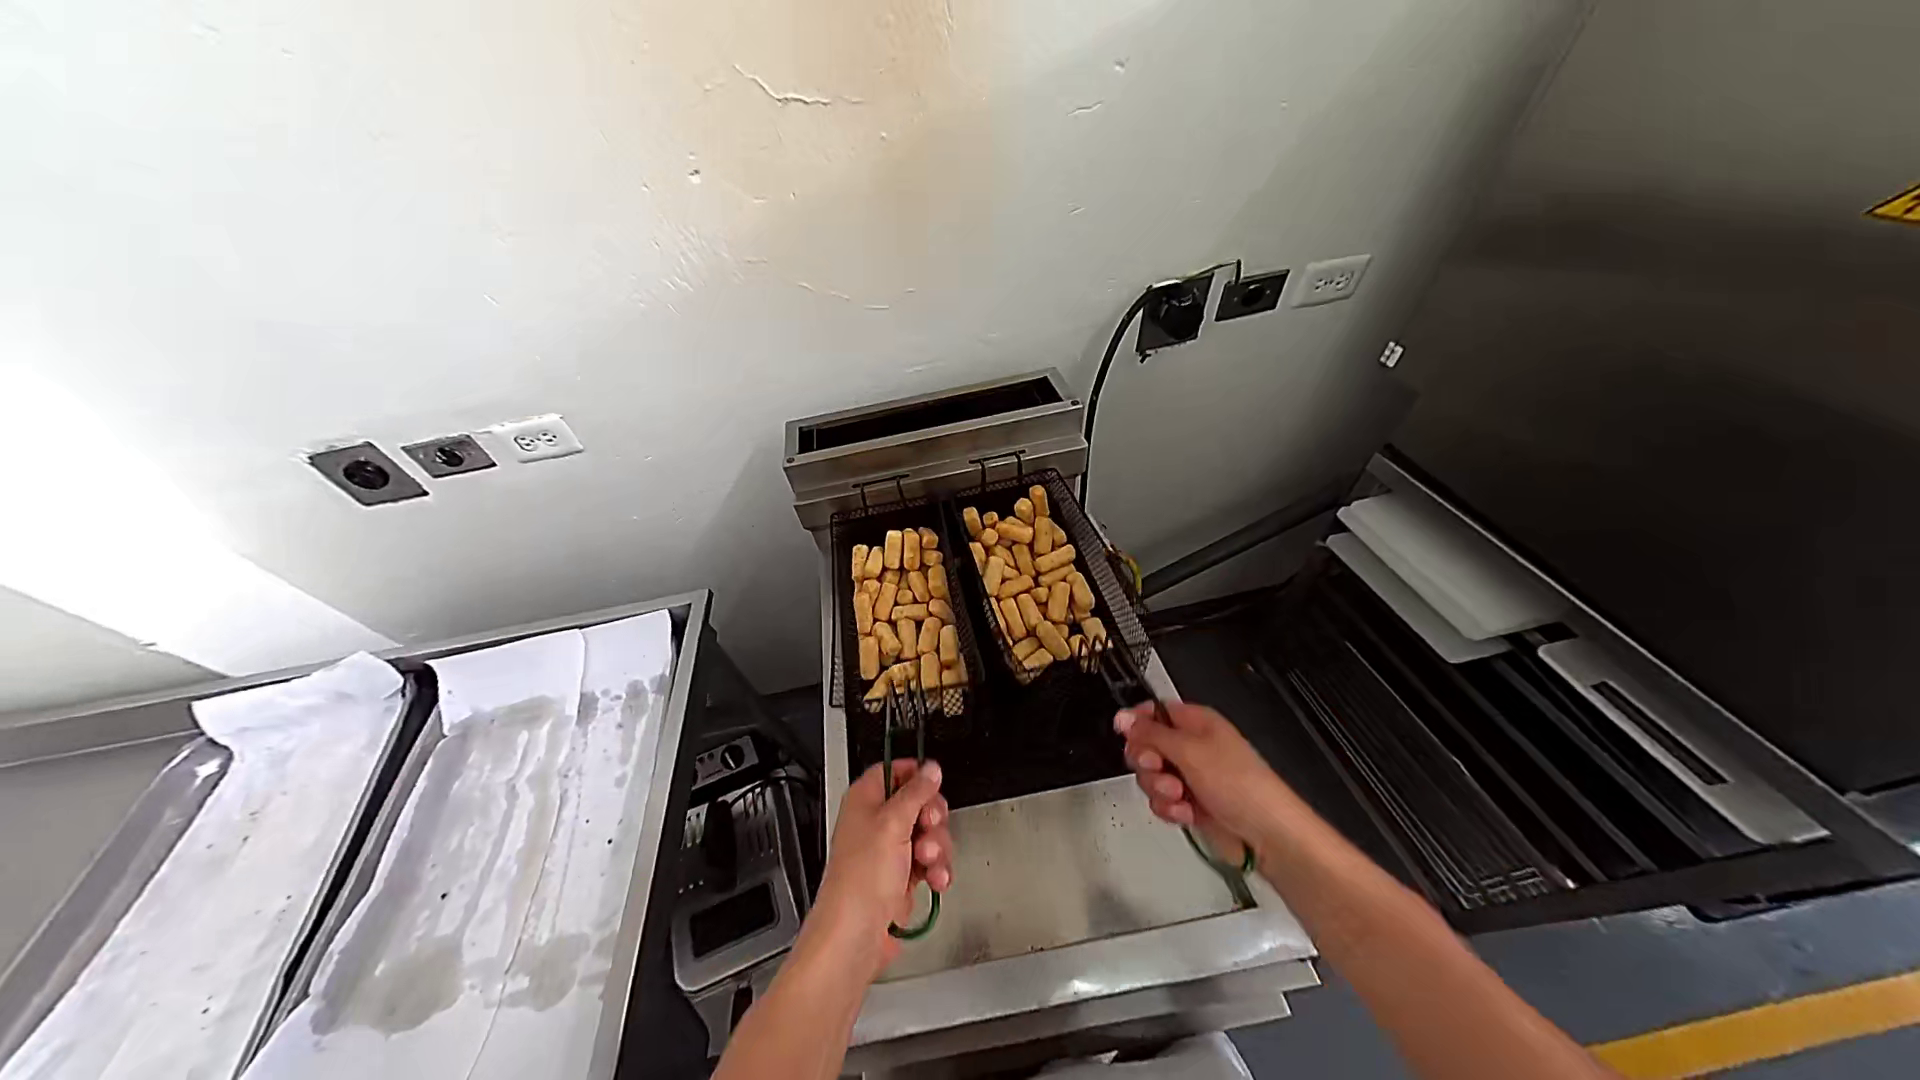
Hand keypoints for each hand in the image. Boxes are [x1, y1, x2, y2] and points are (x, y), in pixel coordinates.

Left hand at [808, 760, 953, 975]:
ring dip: (936, 848)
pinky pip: (931, 861)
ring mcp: (890, 850)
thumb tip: (931, 770)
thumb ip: (917, 792)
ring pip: (929, 833)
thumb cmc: (860, 879)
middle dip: (932, 818)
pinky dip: (937, 869)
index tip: (932, 784)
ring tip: (926, 861)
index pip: (894, 770)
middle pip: (919, 802)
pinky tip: (935, 879)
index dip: (916, 774)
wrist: (857, 934)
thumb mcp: (893, 823)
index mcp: (865, 799)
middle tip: (927, 827)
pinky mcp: (902, 875)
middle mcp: (876, 822)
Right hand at [1116, 701, 1292, 861]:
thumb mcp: (1189, 750)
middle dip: (1148, 761)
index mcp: (1196, 723)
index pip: (1154, 712)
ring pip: (1151, 776)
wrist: (1266, 835)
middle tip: (1159, 767)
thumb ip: (1151, 734)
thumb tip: (1123, 718)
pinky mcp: (1190, 803)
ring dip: (1159, 789)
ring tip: (1180, 795)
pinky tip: (1186, 812)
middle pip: (1147, 745)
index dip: (1137, 722)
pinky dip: (1170, 808)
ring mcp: (1191, 776)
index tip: (1127, 735)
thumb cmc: (1241, 785)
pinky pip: (1162, 801)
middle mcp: (1192, 747)